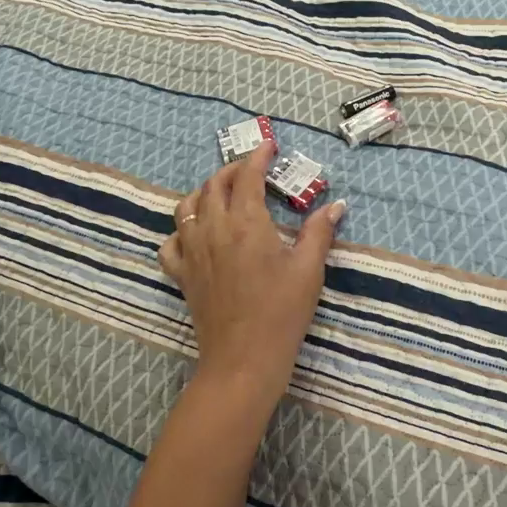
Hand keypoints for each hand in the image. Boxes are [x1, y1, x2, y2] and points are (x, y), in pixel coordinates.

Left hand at [159, 141, 344, 404]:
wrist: (243, 360)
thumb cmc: (282, 313)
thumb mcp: (308, 270)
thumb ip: (319, 233)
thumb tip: (335, 206)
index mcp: (246, 222)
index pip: (246, 176)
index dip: (256, 156)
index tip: (268, 145)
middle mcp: (214, 230)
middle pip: (213, 185)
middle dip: (231, 170)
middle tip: (251, 169)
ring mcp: (193, 252)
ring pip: (186, 207)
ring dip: (204, 193)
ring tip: (222, 193)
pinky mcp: (182, 276)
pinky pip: (170, 243)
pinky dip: (180, 230)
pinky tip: (194, 234)